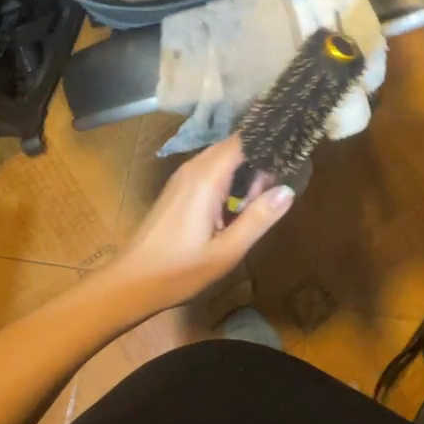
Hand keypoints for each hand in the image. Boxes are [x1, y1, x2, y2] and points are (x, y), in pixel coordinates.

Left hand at [113, 138, 293, 307]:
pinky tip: (236, 206)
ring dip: (244, 172)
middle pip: (233, 147)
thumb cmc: (180, 270)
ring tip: (257, 201)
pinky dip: (228, 179)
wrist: (132, 283)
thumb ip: (258, 219)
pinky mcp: (178, 188)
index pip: (242, 141)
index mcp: (206, 178)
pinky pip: (210, 170)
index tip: (291, 150)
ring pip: (222, 158)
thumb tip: (288, 190)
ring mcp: (182, 177)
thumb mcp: (227, 251)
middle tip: (276, 189)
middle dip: (259, 161)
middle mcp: (193, 168)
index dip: (267, 141)